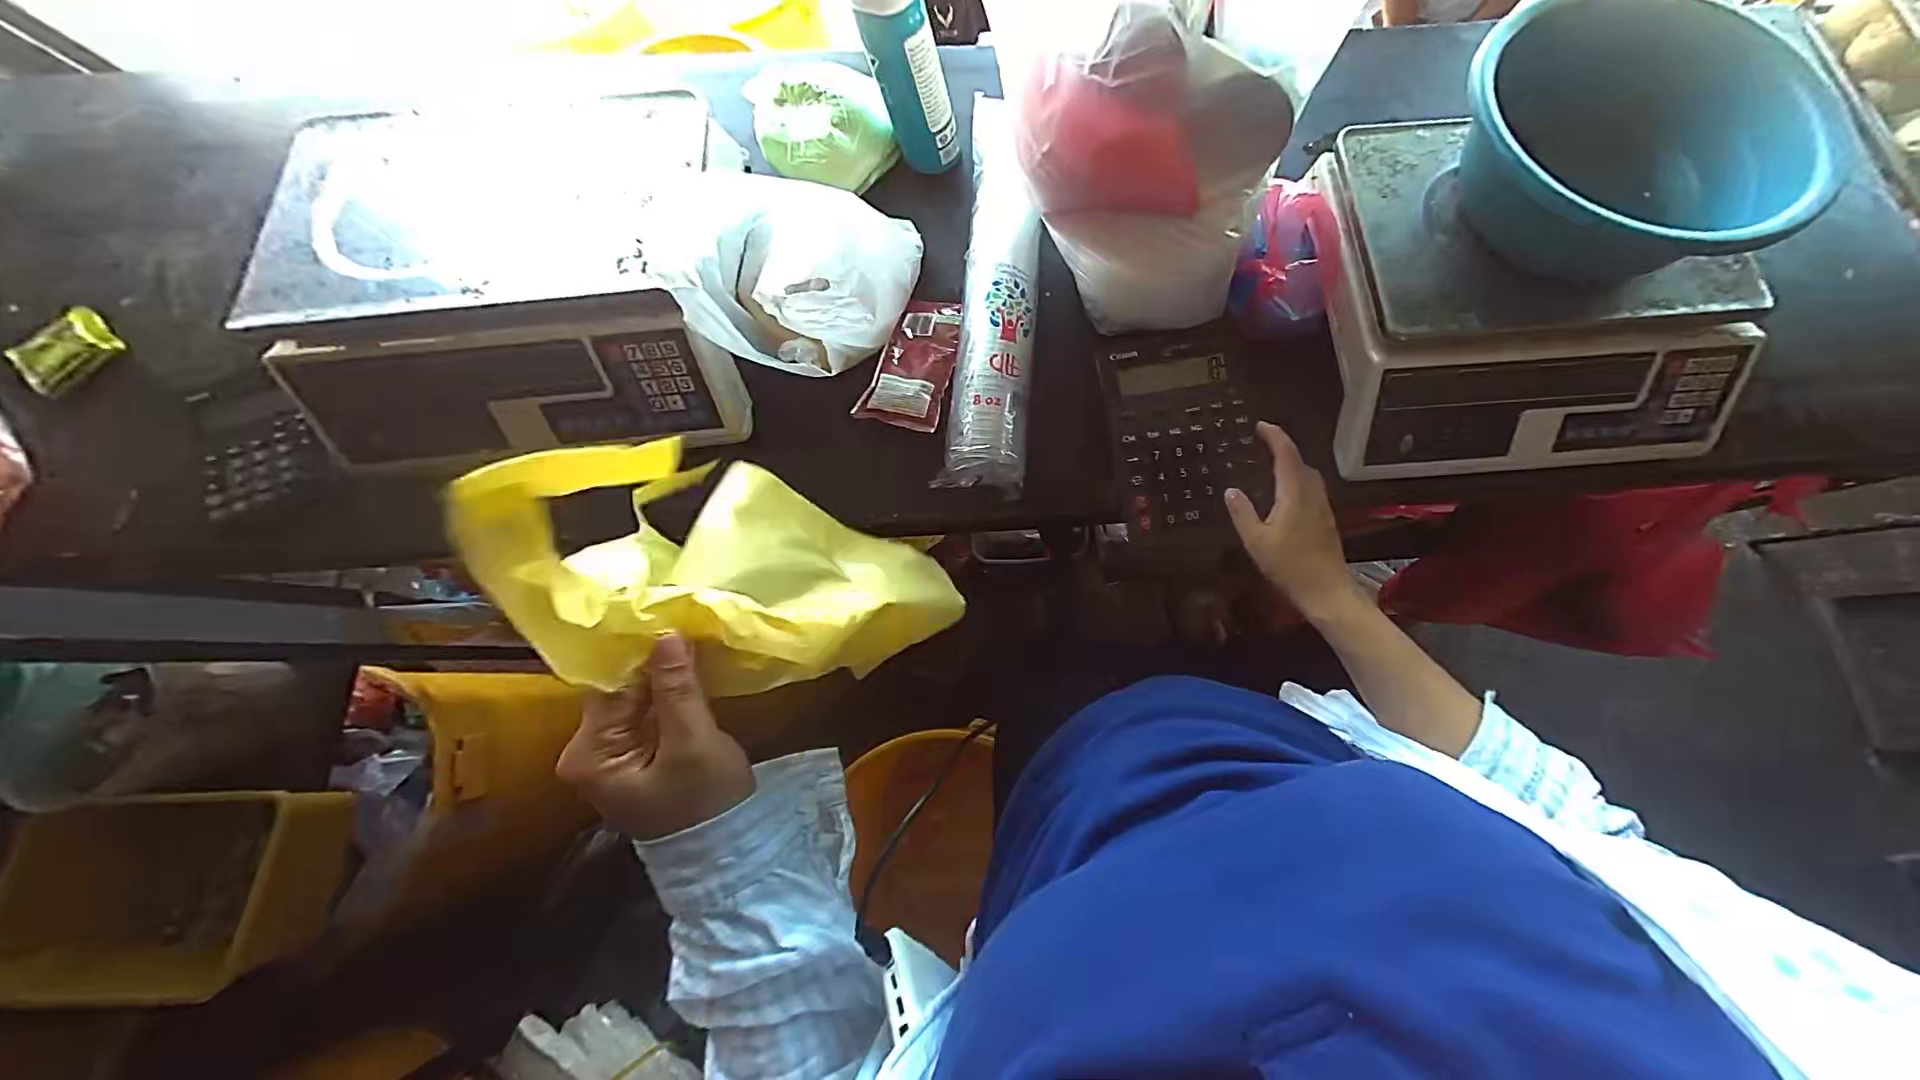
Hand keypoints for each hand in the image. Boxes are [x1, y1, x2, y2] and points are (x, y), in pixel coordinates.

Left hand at [556, 633, 753, 839]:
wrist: (727, 849)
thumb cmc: (706, 802)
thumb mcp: (693, 743)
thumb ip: (677, 689)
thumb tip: (667, 634)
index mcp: (588, 754)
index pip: (609, 686)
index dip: (639, 652)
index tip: (669, 620)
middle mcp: (588, 752)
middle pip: (620, 689)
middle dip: (652, 660)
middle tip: (685, 624)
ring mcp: (612, 754)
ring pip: (636, 697)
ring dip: (663, 673)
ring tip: (691, 639)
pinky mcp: (638, 753)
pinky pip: (647, 710)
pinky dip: (668, 691)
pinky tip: (690, 669)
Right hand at [1223, 421, 1362, 623]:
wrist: (1326, 590)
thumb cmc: (1289, 566)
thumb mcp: (1255, 541)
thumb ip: (1242, 513)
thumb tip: (1231, 490)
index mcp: (1294, 495)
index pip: (1286, 455)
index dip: (1275, 437)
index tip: (1261, 426)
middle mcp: (1311, 495)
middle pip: (1300, 462)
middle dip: (1283, 447)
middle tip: (1262, 442)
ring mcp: (1322, 507)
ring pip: (1308, 475)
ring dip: (1292, 463)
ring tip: (1272, 463)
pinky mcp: (1325, 519)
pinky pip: (1311, 488)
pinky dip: (1297, 479)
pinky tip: (1286, 491)